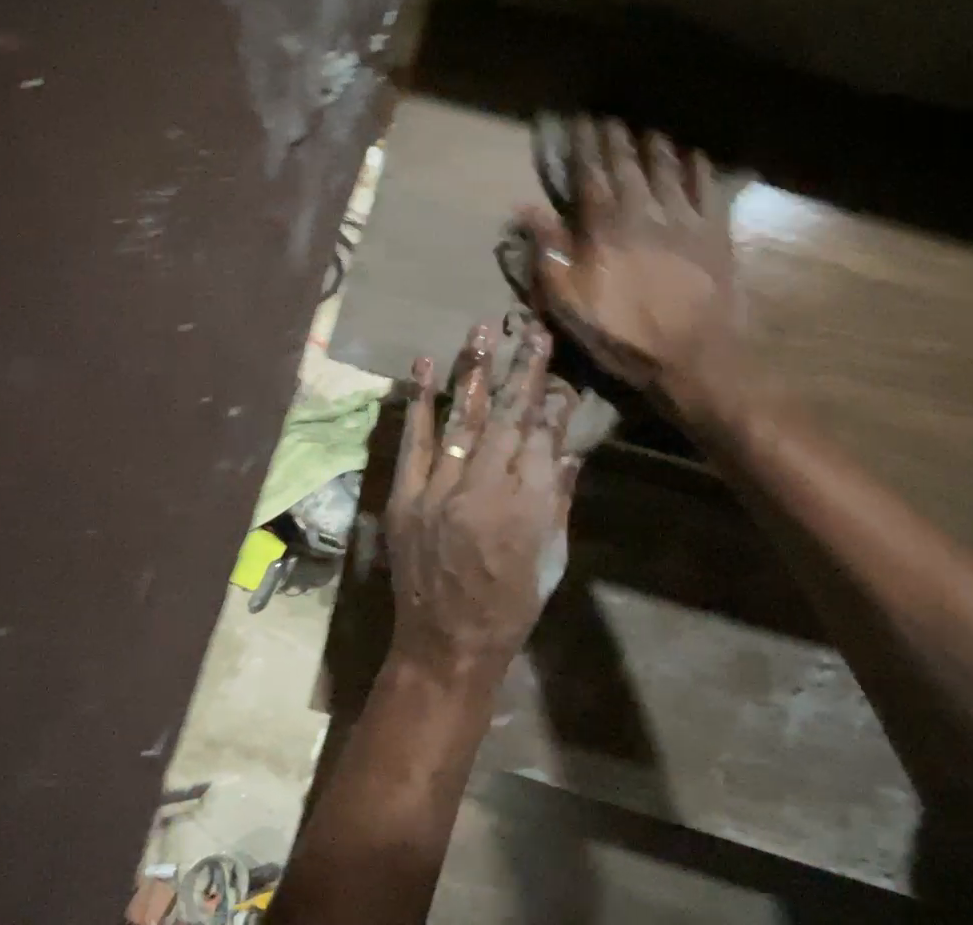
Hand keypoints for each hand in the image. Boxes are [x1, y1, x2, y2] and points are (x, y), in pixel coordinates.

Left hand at [384, 320, 580, 677]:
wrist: (446, 644)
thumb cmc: (511, 606)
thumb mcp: (551, 557)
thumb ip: (558, 498)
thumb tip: (566, 449)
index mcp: (527, 507)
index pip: (543, 437)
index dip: (552, 401)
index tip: (559, 370)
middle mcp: (485, 490)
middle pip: (507, 417)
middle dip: (522, 369)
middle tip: (531, 329)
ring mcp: (440, 491)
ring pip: (461, 418)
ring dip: (473, 370)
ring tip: (482, 328)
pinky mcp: (406, 497)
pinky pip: (413, 441)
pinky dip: (418, 402)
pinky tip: (423, 365)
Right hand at [518, 116, 739, 400]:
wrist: (694, 356)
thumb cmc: (625, 336)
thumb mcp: (571, 304)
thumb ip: (548, 253)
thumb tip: (524, 209)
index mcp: (604, 227)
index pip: (591, 173)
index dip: (584, 145)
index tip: (580, 123)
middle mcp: (643, 210)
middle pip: (627, 164)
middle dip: (616, 139)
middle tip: (609, 120)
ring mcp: (684, 218)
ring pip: (667, 168)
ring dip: (655, 146)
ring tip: (647, 132)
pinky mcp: (715, 232)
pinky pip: (707, 187)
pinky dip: (698, 167)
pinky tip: (693, 155)